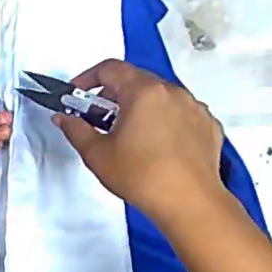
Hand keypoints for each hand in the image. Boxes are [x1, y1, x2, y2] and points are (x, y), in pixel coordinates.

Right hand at [51, 60, 225, 224]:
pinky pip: (180, 112)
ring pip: (159, 95)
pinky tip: (154, 143)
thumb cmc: (141, 176)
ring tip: (127, 132)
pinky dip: (163, 119)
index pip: (110, 68)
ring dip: (139, 105)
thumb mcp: (96, 153)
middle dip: (112, 93)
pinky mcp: (208, 125)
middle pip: (136, 79)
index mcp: (143, 92)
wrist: (189, 202)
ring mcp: (194, 108)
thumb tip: (63, 118)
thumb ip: (75, 129)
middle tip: (97, 115)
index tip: (77, 93)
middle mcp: (172, 92)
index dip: (88, 77)